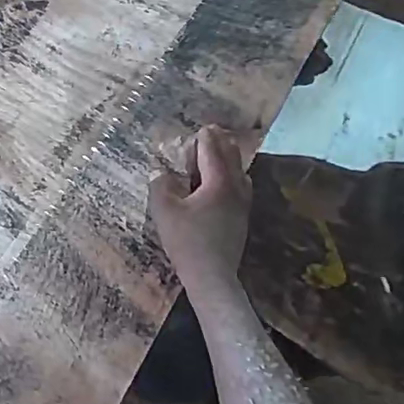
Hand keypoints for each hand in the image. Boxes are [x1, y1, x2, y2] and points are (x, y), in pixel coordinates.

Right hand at [149, 125, 252, 297]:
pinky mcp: (241, 217)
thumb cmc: (187, 241)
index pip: (212, 150)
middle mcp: (235, 188)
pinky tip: (222, 182)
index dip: (205, 136)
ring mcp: (242, 203)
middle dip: (220, 143)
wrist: (212, 276)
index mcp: (218, 182)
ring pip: (239, 171)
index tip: (199, 127)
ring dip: (228, 158)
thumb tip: (161, 172)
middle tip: (210, 132)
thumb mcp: (164, 210)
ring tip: (216, 153)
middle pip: (231, 156)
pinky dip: (231, 174)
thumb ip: (160, 185)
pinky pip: (239, 185)